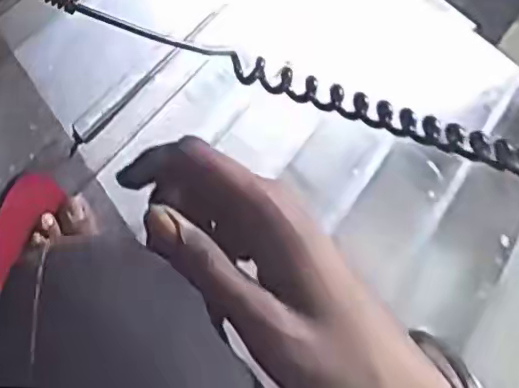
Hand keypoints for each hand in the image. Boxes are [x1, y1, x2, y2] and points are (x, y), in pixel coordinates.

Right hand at [118, 137, 453, 387]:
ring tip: (182, 278)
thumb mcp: (263, 322)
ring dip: (189, 225)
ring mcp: (281, 214)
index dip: (155, 161)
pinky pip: (233, 219)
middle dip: (169, 202)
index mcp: (265, 205)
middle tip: (155, 257)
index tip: (120, 188)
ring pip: (214, 196)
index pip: (196, 155)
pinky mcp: (285, 236)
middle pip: (202, 173)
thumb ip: (206, 266)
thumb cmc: (334, 360)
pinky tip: (213, 285)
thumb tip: (152, 215)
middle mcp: (272, 196)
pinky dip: (212, 240)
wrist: (398, 387)